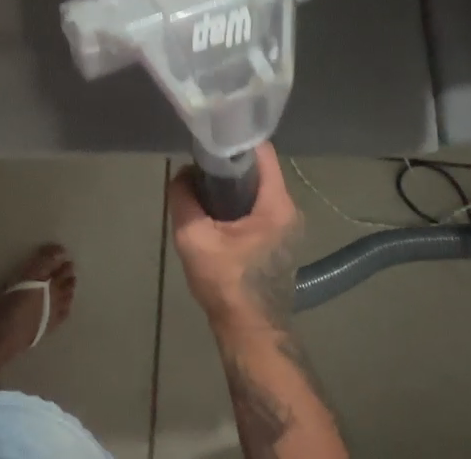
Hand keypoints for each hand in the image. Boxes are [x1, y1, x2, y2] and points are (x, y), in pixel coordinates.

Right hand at [169, 143, 302, 330]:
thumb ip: (184, 198)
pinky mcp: (278, 242)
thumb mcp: (194, 238)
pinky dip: (236, 205)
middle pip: (258, 170)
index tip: (208, 138)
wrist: (249, 332)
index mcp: (277, 204)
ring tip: (201, 190)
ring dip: (230, 187)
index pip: (261, 151)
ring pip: (256, 190)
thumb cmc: (226, 283)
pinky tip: (214, 215)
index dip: (234, 139)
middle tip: (198, 167)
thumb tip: (182, 175)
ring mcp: (287, 227)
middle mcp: (289, 210)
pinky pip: (257, 209)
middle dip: (227, 165)